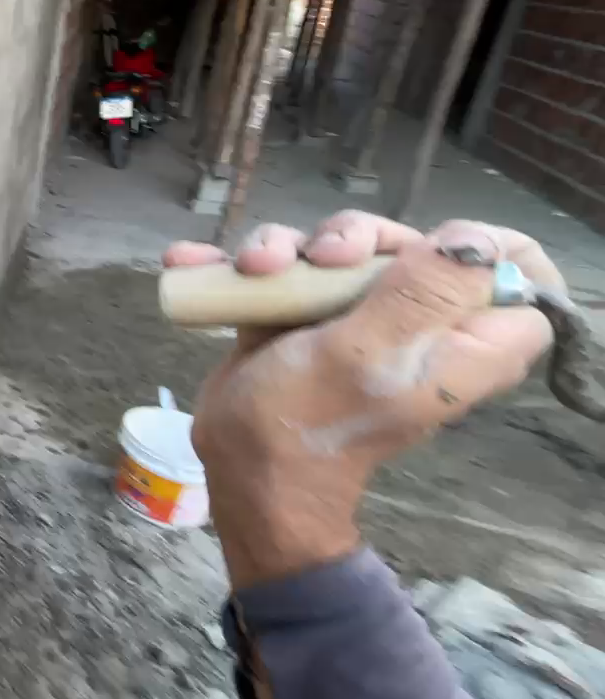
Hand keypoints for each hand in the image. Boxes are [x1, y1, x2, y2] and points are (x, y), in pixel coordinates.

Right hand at [163, 212, 563, 588]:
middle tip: (314, 258)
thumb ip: (425, 295)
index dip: (466, 242)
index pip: (508, 266)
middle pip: (400, 244)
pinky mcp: (289, 319)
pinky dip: (227, 263)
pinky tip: (191, 262)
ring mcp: (344, 318)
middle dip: (345, 238)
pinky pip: (268, 274)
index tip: (405, 250)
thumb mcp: (367, 354)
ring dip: (275, 248)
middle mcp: (411, 321)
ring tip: (246, 269)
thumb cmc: (309, 416)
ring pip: (324, 252)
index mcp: (462, 336)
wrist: (244, 460)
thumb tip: (473, 238)